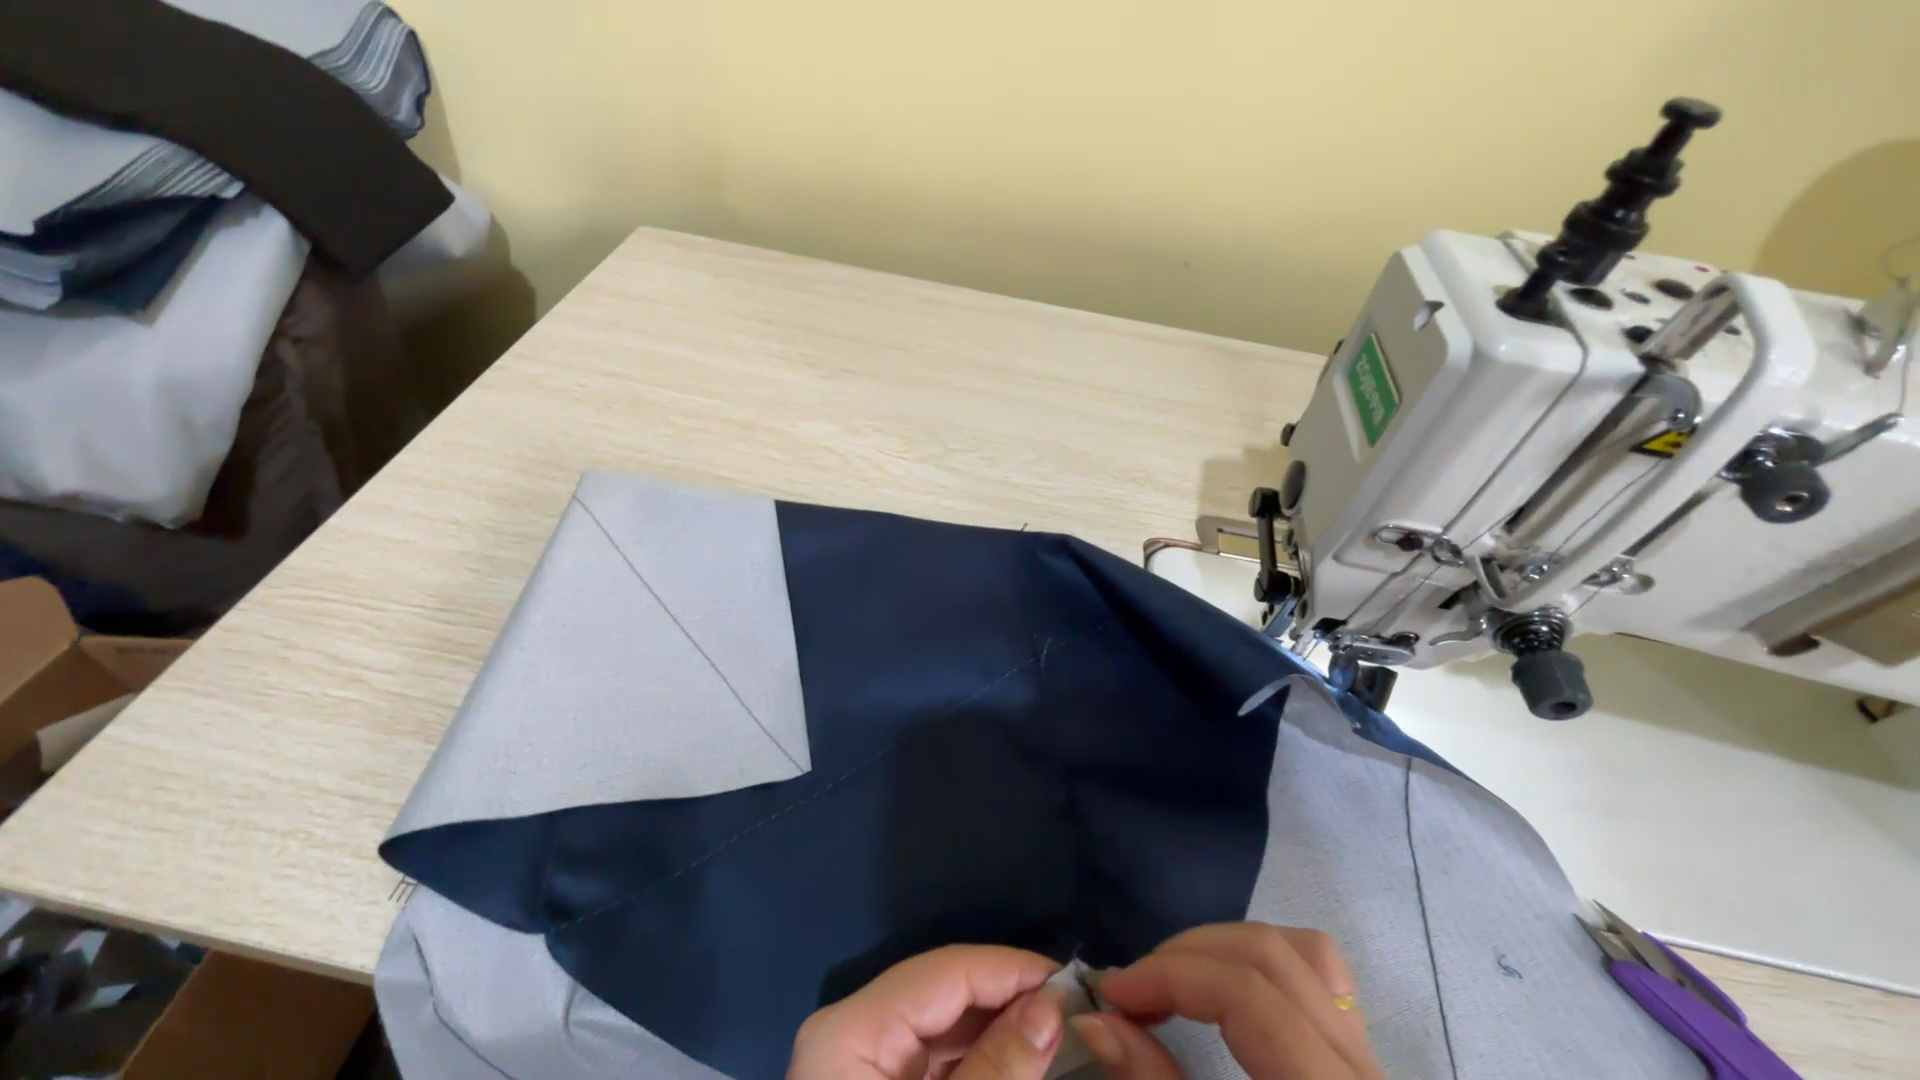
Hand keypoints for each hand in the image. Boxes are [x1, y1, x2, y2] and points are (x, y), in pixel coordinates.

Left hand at [788, 945, 1065, 1079]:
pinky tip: (1019, 1055)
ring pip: (942, 1021)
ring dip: (1000, 1024)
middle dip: (1011, 995)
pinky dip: (979, 1052)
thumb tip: (1052, 1008)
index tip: (1075, 983)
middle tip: (1077, 1008)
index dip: (1013, 969)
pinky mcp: (872, 1079)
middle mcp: (850, 1027)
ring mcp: (859, 1057)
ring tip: (1059, 1029)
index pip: (945, 970)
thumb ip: (995, 1068)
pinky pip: (933, 1051)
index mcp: (850, 1028)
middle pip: (944, 990)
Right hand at [1068, 923, 1383, 1079]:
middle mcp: (1361, 1071)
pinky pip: (1324, 980)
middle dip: (1186, 956)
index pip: (1247, 995)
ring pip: (1304, 953)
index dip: (1170, 977)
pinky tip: (1227, 989)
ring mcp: (1372, 1064)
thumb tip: (1096, 1019)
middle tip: (1133, 990)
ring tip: (1172, 981)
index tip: (1112, 991)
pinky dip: (1266, 965)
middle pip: (1270, 956)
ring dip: (1223, 951)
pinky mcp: (1363, 1067)